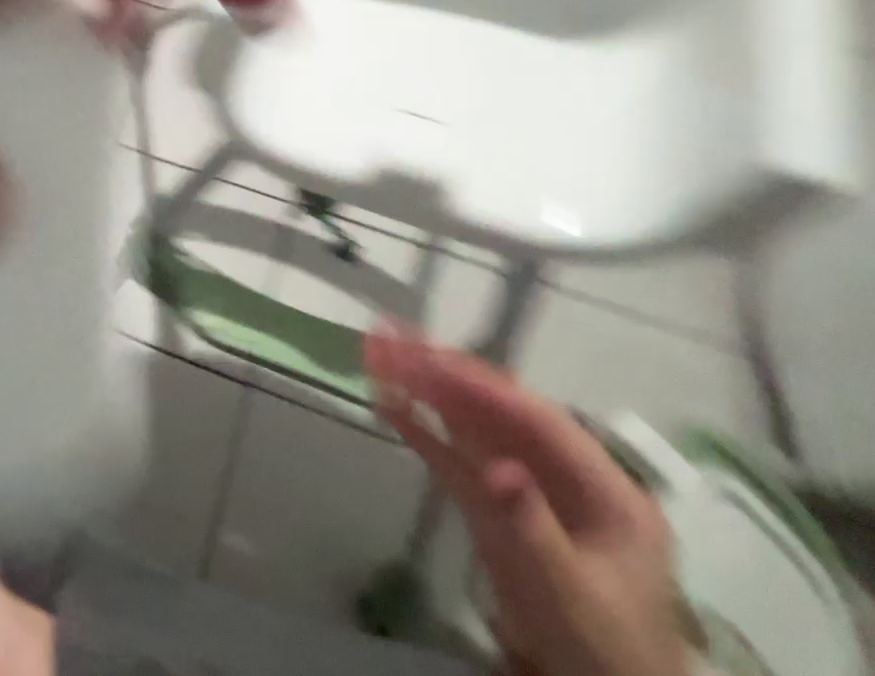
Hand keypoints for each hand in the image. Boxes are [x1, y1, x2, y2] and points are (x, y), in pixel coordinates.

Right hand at [364, 325, 690, 675]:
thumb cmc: (598, 647)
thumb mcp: (569, 591)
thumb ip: (532, 527)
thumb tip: (495, 467)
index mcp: (605, 490)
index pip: (539, 421)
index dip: (485, 387)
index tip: (433, 357)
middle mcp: (565, 475)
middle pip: (499, 412)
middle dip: (445, 373)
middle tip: (389, 337)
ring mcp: (527, 487)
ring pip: (471, 426)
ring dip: (425, 389)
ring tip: (377, 353)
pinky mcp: (494, 505)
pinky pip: (456, 457)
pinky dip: (422, 430)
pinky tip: (386, 404)